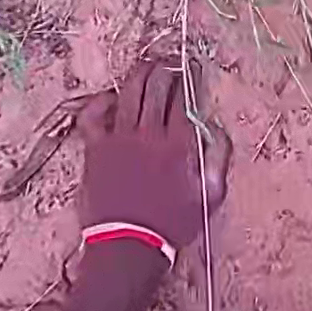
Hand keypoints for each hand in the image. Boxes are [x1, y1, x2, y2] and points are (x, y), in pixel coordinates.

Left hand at [76, 61, 229, 250]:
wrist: (127, 246)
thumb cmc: (171, 225)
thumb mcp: (207, 197)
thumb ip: (217, 160)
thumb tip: (215, 129)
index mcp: (179, 145)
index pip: (185, 99)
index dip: (190, 78)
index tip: (191, 68)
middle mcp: (150, 135)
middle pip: (158, 89)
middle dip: (166, 70)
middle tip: (169, 64)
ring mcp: (120, 139)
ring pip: (130, 93)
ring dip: (139, 75)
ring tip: (146, 66)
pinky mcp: (96, 149)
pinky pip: (94, 116)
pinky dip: (101, 102)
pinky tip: (109, 97)